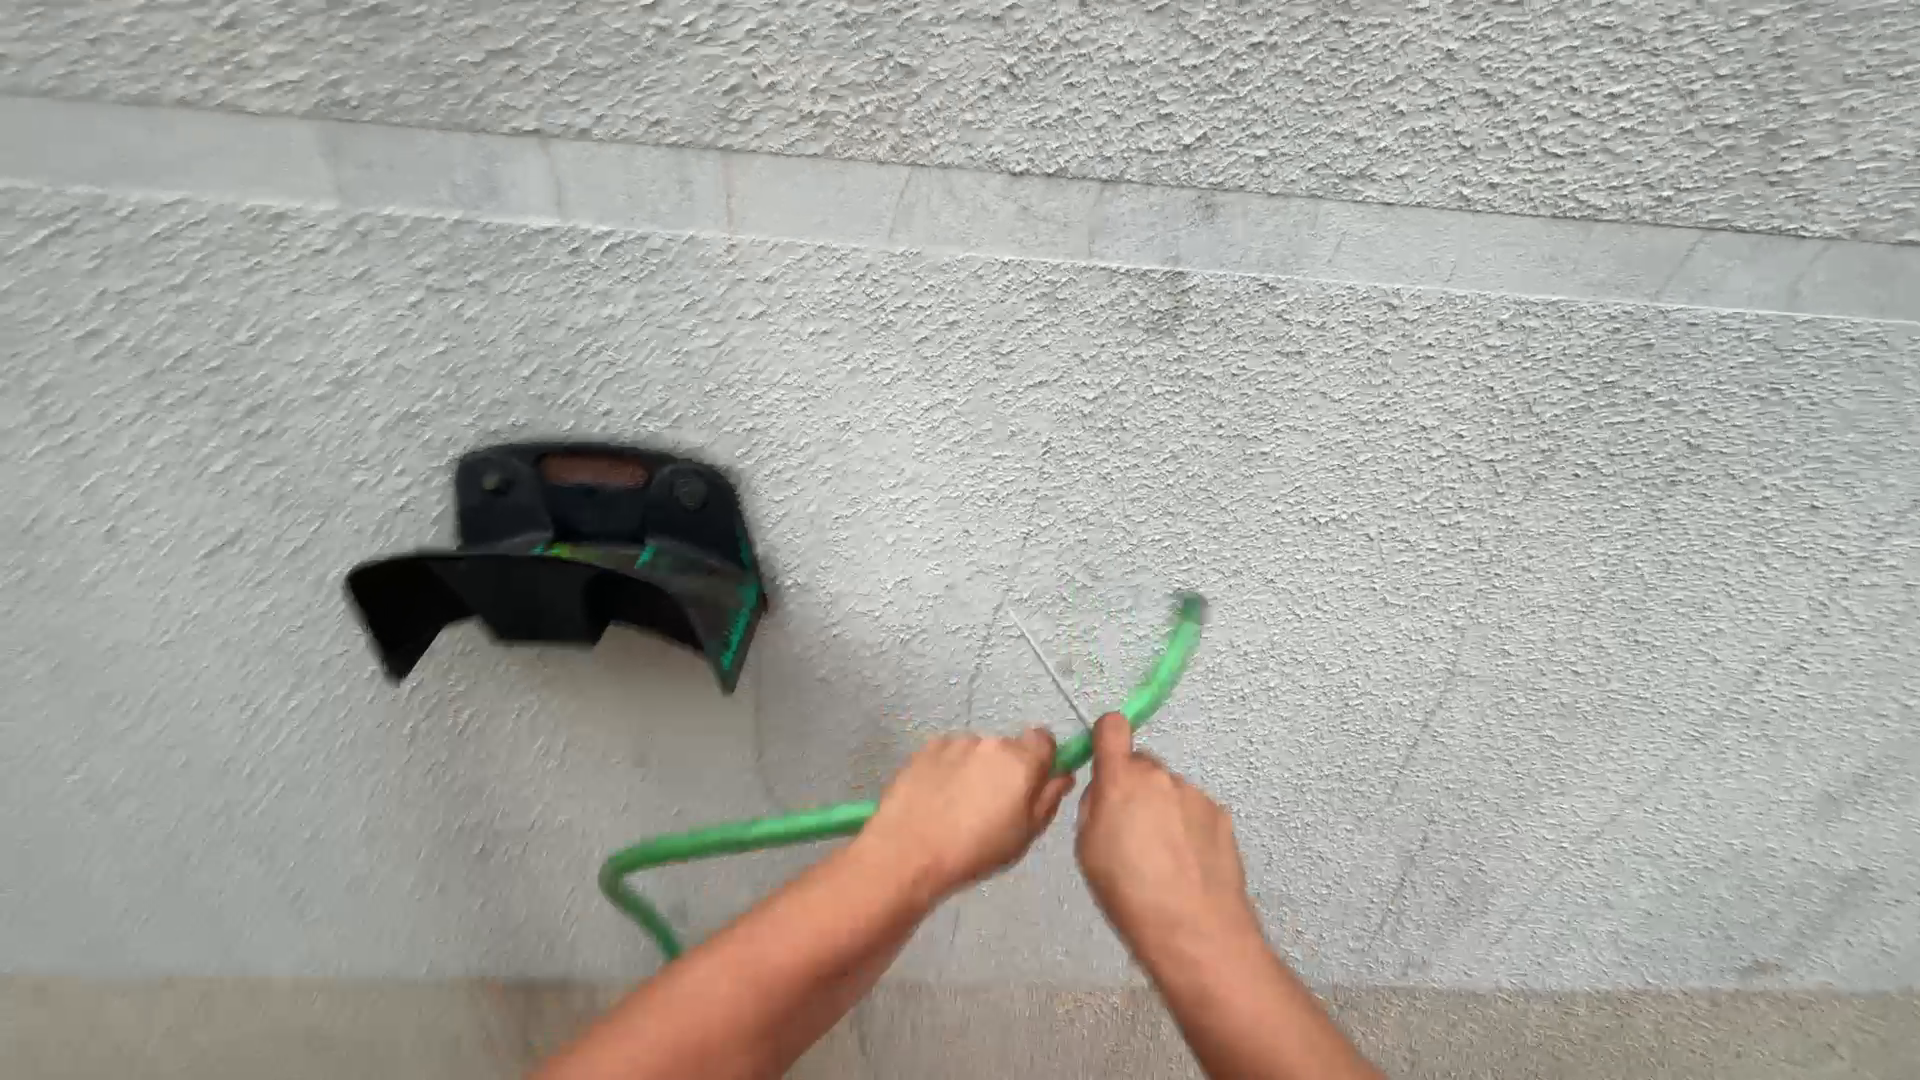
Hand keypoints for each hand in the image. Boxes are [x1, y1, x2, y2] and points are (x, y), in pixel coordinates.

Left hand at [859, 730, 1075, 900]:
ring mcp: (956, 742)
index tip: (1031, 784)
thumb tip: (1062, 775)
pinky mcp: (926, 748)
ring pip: (977, 751)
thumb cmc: (975, 851)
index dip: (1041, 759)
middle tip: (991, 806)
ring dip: (975, 769)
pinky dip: (948, 769)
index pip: (1044, 739)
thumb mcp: (1024, 835)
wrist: (908, 851)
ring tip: (957, 806)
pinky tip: (936, 798)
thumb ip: (1049, 799)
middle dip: (1005, 769)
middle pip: (1008, 748)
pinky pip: (948, 753)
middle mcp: (991, 742)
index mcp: (1021, 761)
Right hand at [1076, 713, 1258, 954]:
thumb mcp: (1086, 850)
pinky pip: (1194, 810)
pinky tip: (1187, 865)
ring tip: (1163, 859)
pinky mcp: (1221, 816)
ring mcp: (1195, 795)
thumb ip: (1094, 806)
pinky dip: (1187, 828)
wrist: (1196, 932)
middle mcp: (1160, 777)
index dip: (1106, 736)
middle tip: (1129, 831)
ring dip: (1162, 809)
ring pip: (1168, 790)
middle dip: (1133, 787)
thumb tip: (1105, 791)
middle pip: (1141, 765)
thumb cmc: (1129, 894)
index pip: (1112, 727)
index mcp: (1122, 780)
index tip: (1104, 758)